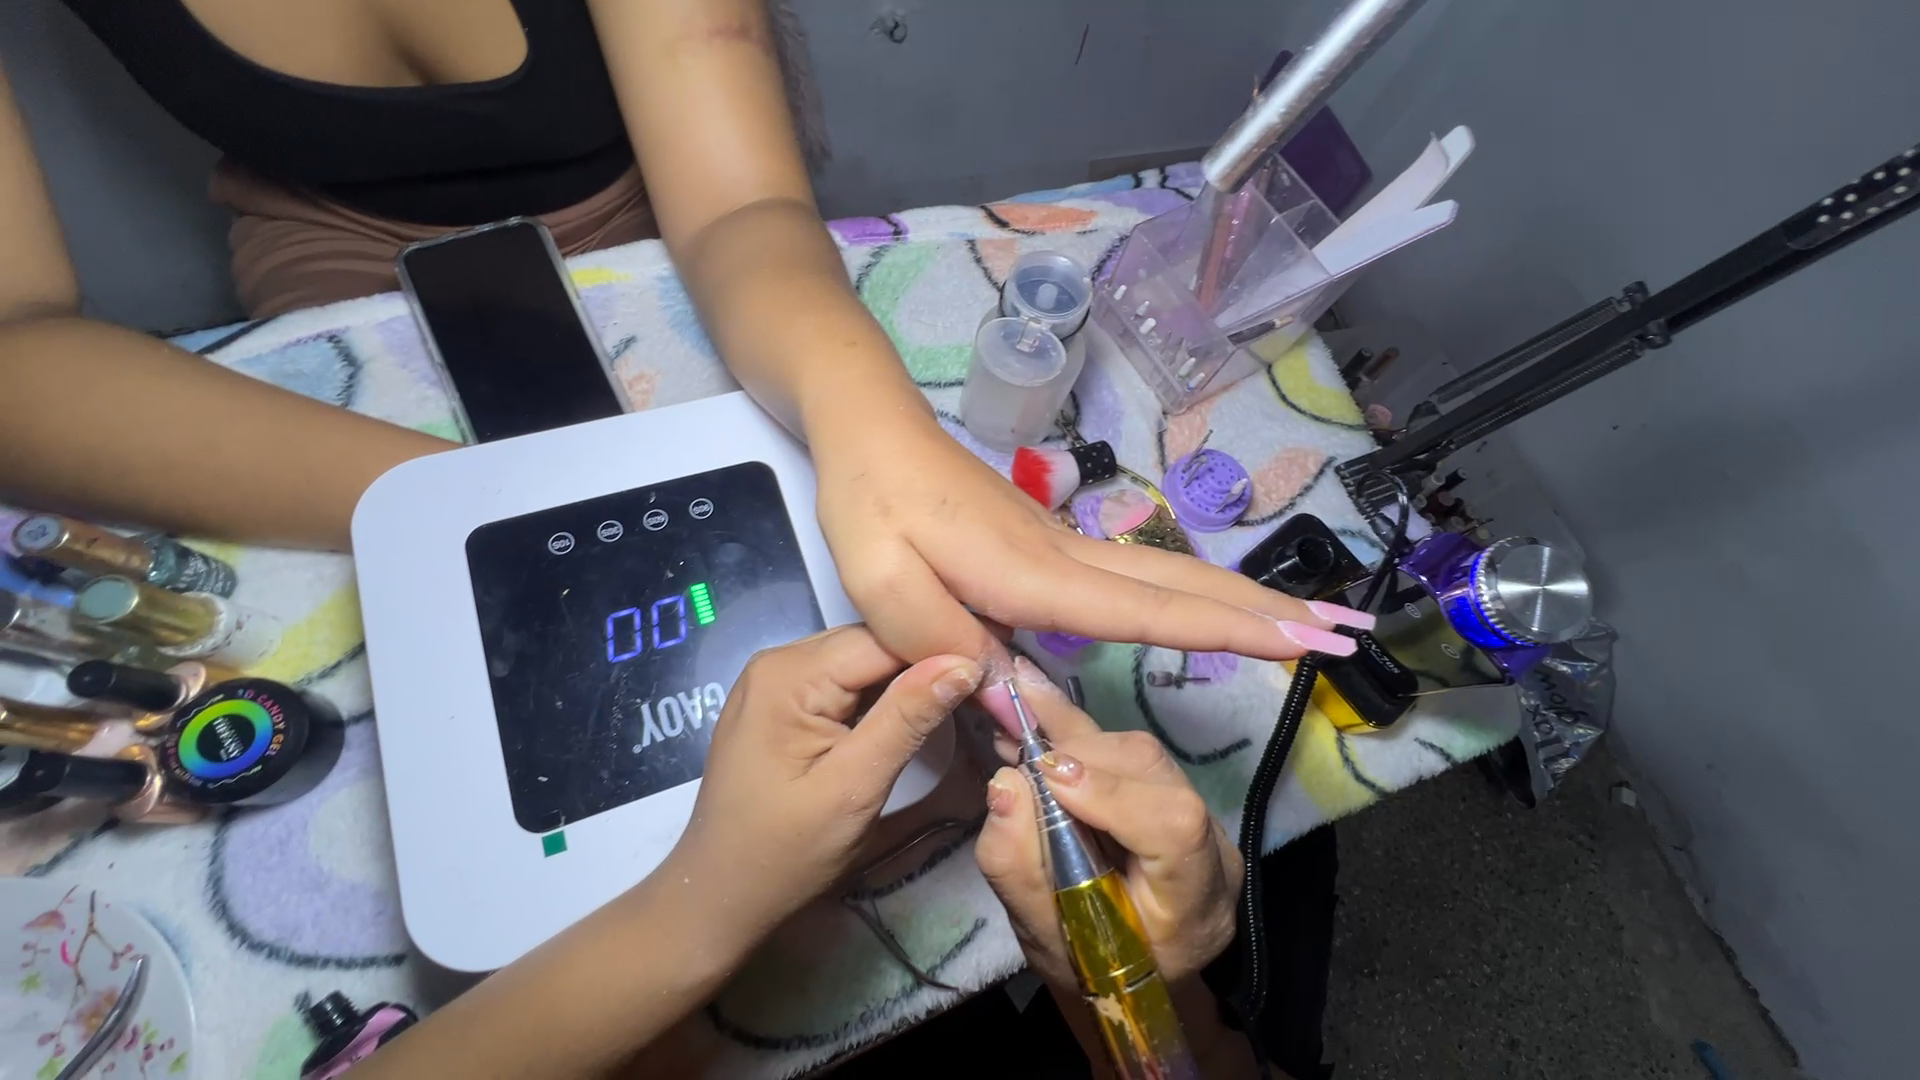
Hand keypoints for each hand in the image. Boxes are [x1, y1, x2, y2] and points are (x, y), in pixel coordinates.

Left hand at [667, 626, 980, 939]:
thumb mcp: (854, 787)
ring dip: (908, 675)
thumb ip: (908, 718)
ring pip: (862, 657)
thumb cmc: (784, 853)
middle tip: (987, 681)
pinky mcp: (783, 698)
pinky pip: (844, 679)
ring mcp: (778, 677)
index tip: (996, 667)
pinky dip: (881, 692)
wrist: (718, 898)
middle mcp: (779, 659)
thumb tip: (966, 661)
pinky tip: (914, 706)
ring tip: (963, 689)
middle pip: (872, 640)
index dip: (942, 647)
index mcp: (789, 673)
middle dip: (927, 659)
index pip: (883, 636)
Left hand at [808, 404, 1370, 667]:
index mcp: (1033, 576)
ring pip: (1164, 576)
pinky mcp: (1045, 544)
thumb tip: (1012, 703)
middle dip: (1262, 611)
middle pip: (1180, 584)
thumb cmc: (872, 506)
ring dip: (1236, 599)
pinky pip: (1131, 576)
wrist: (872, 432)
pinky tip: (1200, 609)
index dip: (1227, 632)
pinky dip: (1185, 593)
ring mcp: (1060, 545)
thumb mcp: (886, 590)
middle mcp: (1065, 558)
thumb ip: (949, 650)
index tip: (1306, 643)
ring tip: (1302, 623)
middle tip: (1345, 632)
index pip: (1147, 609)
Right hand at [973, 660, 1241, 991]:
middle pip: (1154, 772)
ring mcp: (1200, 813)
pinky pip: (1127, 748)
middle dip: (1078, 757)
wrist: (1129, 975)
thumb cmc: (1089, 968)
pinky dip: (1076, 731)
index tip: (1044, 776)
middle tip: (1015, 757)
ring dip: (1073, 741)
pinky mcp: (1173, 789)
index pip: (1174, 827)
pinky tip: (1035, 704)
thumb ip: (1020, 868)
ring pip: (1141, 751)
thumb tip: (1004, 785)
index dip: (1110, 791)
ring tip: (1019, 740)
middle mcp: (1212, 848)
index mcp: (1194, 905)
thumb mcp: (1042, 938)